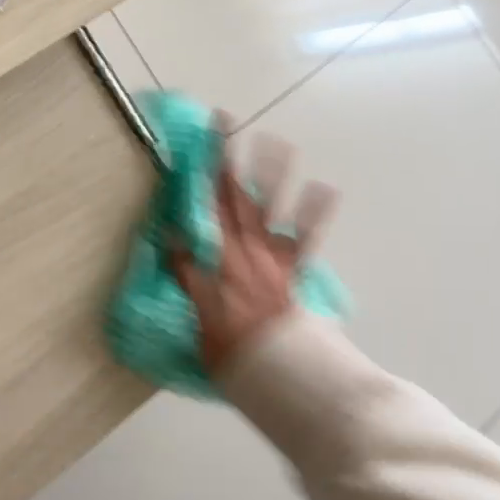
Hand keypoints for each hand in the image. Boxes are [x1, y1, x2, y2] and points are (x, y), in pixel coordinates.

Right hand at [171, 113, 338, 374]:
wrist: (288, 377)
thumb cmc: (235, 354)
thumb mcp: (200, 317)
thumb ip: (190, 277)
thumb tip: (174, 239)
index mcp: (216, 260)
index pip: (199, 209)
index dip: (193, 174)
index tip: (189, 144)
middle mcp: (244, 250)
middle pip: (232, 196)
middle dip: (226, 158)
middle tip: (225, 122)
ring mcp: (273, 259)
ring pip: (270, 208)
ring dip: (273, 174)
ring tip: (276, 141)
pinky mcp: (295, 273)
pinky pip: (306, 239)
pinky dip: (314, 214)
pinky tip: (324, 188)